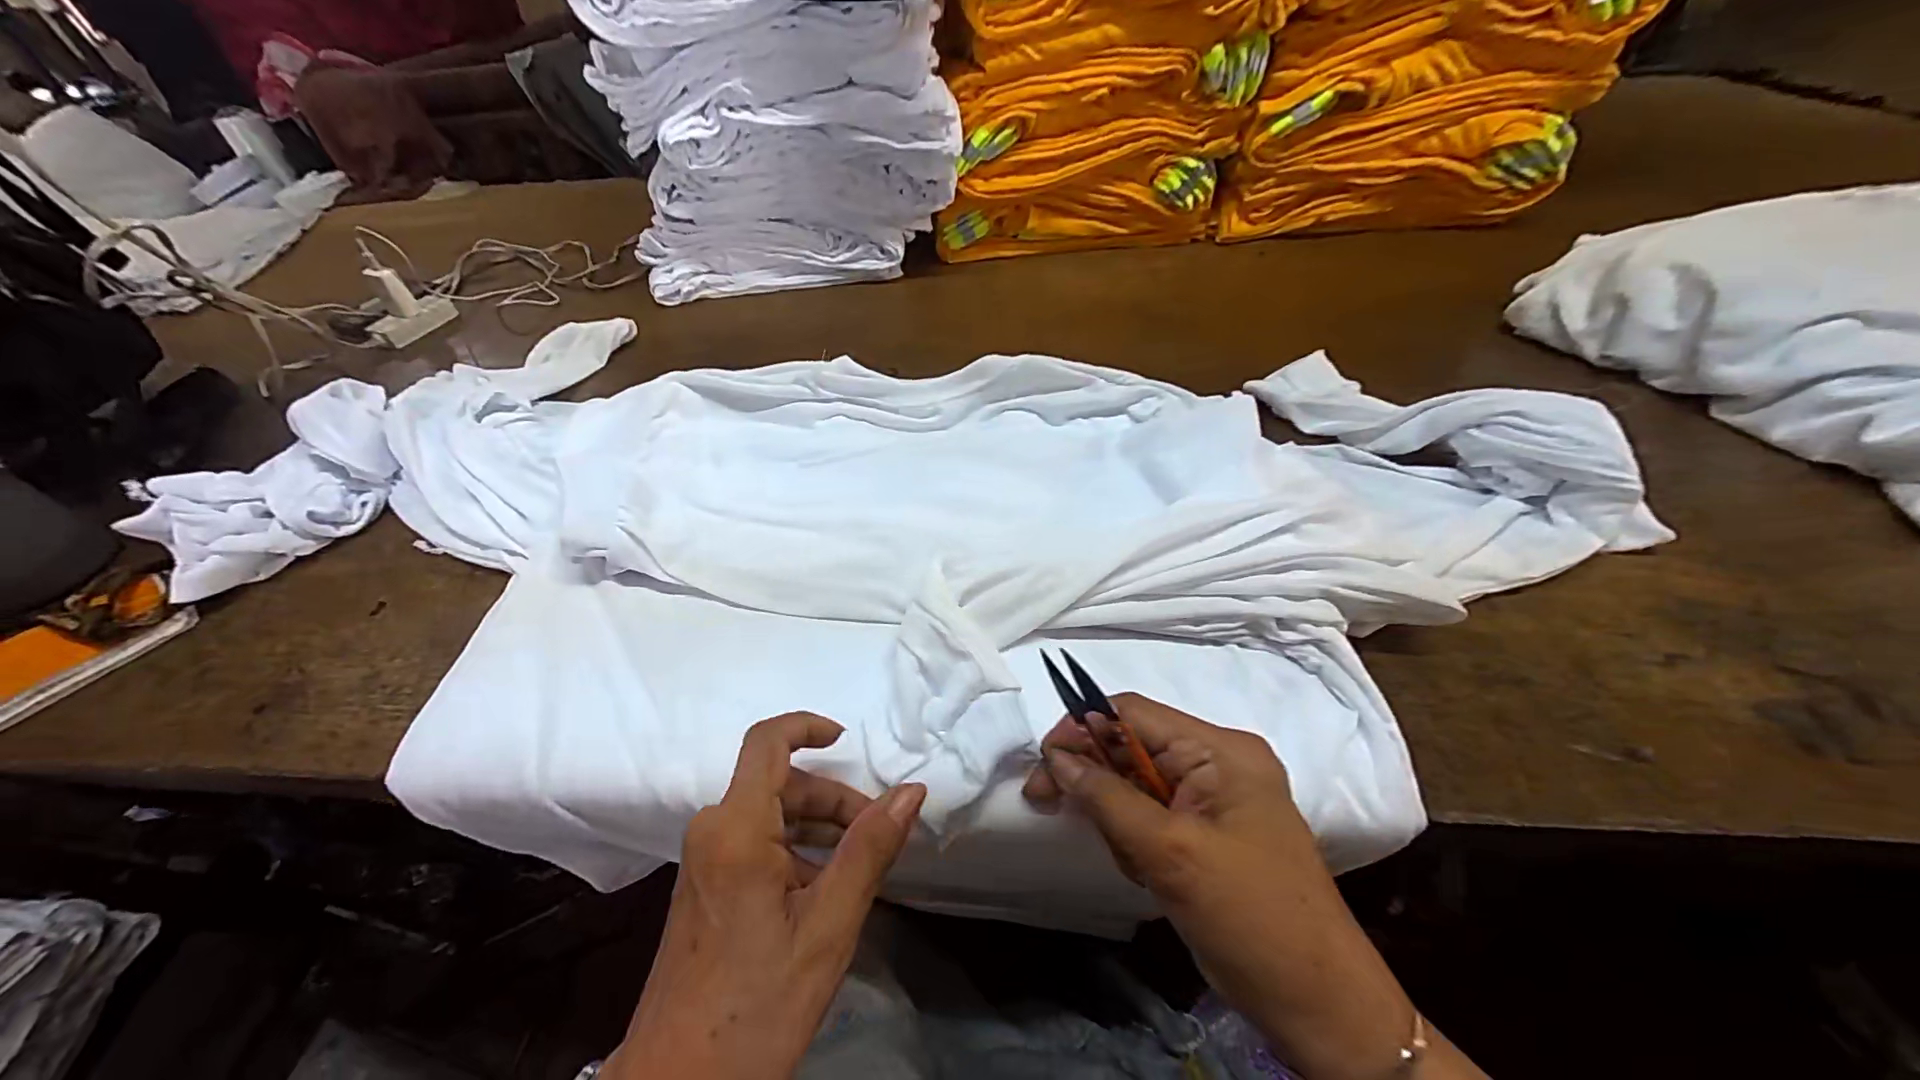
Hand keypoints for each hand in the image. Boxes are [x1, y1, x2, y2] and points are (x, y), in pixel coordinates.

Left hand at [605, 713, 924, 1079]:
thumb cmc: (756, 1005)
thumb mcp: (827, 926)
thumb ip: (869, 850)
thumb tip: (911, 791)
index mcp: (736, 829)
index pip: (766, 742)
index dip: (807, 726)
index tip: (847, 739)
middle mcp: (712, 832)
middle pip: (780, 783)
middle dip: (834, 800)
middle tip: (878, 839)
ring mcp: (703, 861)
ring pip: (771, 814)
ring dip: (819, 828)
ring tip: (858, 872)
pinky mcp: (704, 887)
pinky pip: (755, 843)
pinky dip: (796, 851)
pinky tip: (823, 894)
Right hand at [1025, 694, 1483, 1079]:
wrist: (1316, 1003)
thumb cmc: (1250, 916)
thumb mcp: (1170, 852)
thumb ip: (1107, 797)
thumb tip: (1055, 757)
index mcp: (1221, 751)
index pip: (1133, 714)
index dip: (1082, 726)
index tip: (1043, 762)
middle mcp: (1218, 763)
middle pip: (1131, 747)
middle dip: (1093, 777)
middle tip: (1044, 800)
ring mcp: (1213, 800)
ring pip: (1134, 784)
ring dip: (1116, 819)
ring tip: (1135, 865)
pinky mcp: (1205, 832)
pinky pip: (1150, 816)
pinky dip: (1133, 839)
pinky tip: (1145, 874)